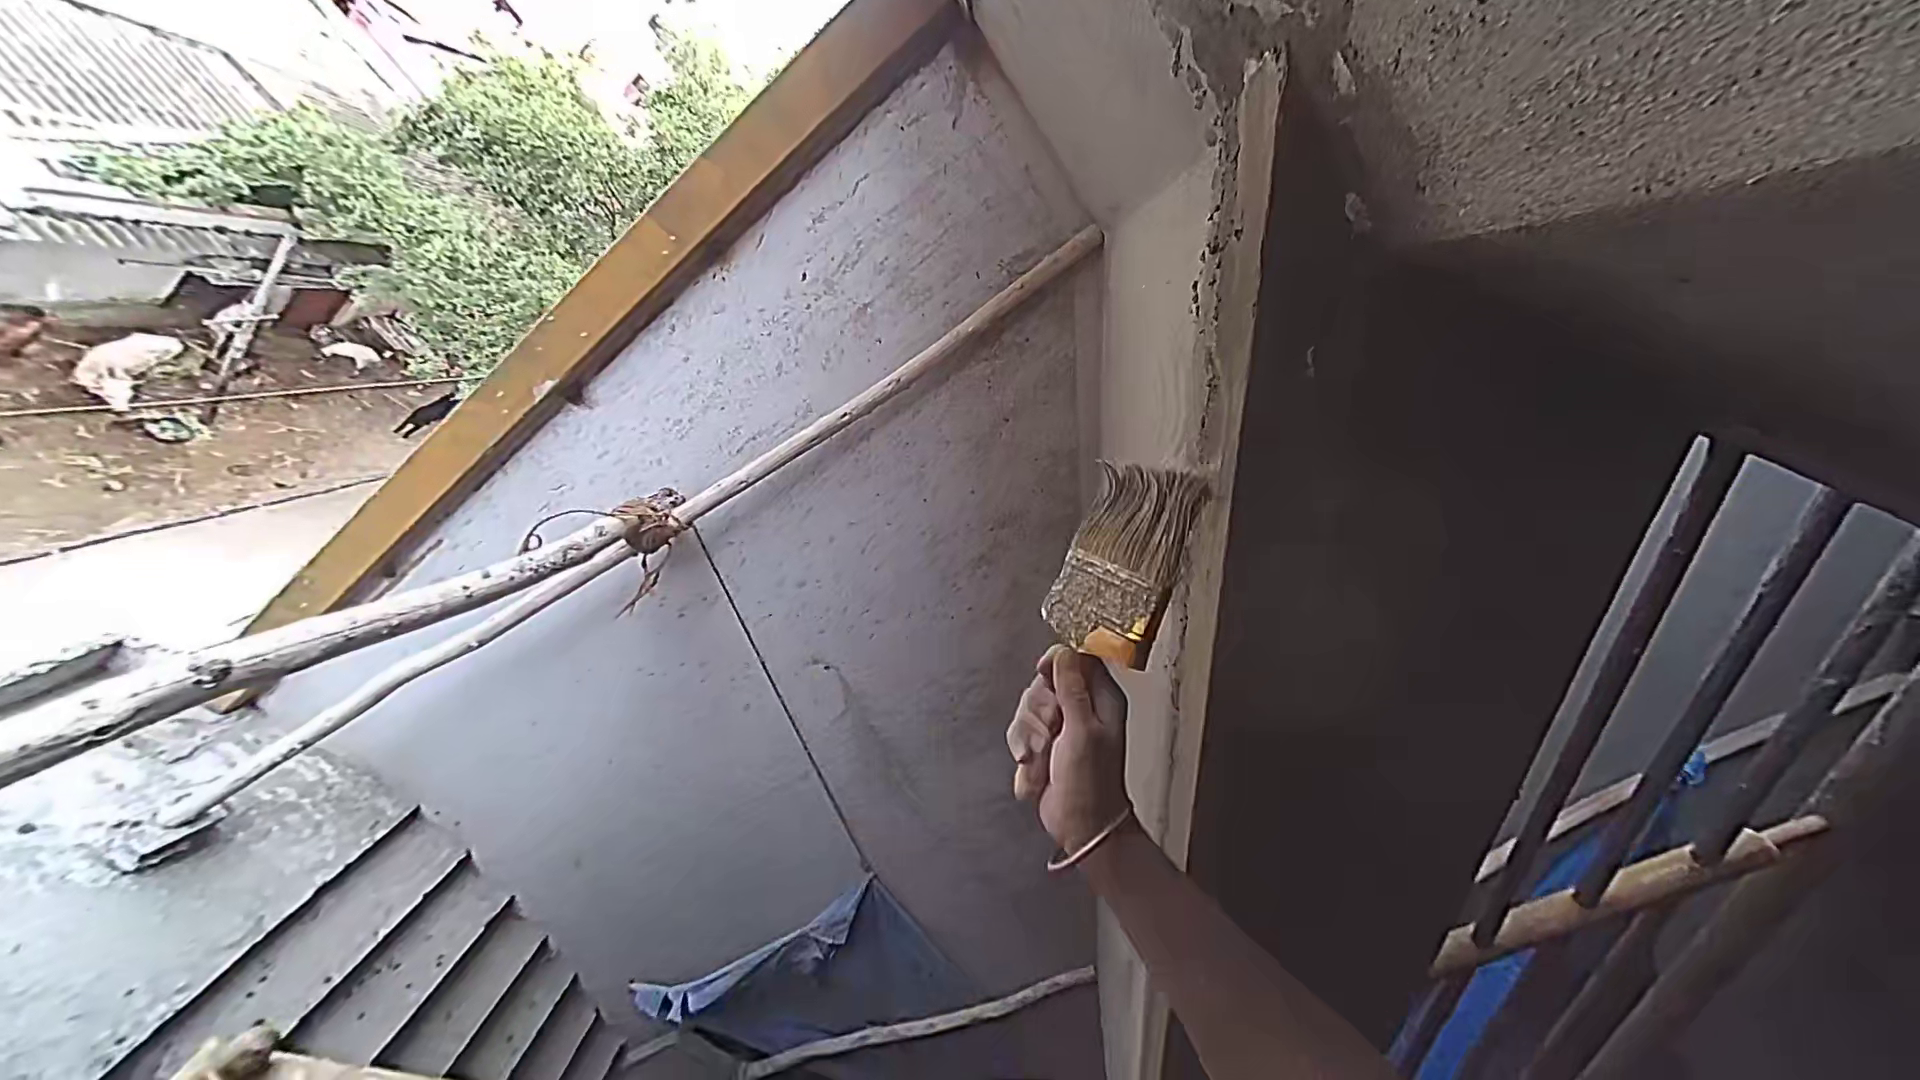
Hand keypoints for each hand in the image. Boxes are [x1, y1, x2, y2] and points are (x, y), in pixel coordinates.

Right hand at [1007, 644, 1131, 851]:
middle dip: (1038, 708)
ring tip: (1041, 756)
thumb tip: (1064, 653)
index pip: (1077, 660)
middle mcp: (1081, 708)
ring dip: (1028, 733)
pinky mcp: (1043, 742)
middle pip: (1045, 683)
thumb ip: (1072, 690)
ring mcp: (1061, 725)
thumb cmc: (1091, 784)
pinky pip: (1021, 730)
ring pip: (1029, 706)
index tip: (1043, 675)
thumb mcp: (1082, 731)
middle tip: (1049, 730)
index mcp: (1101, 699)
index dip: (1056, 663)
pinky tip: (1034, 766)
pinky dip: (1023, 748)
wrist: (1080, 827)